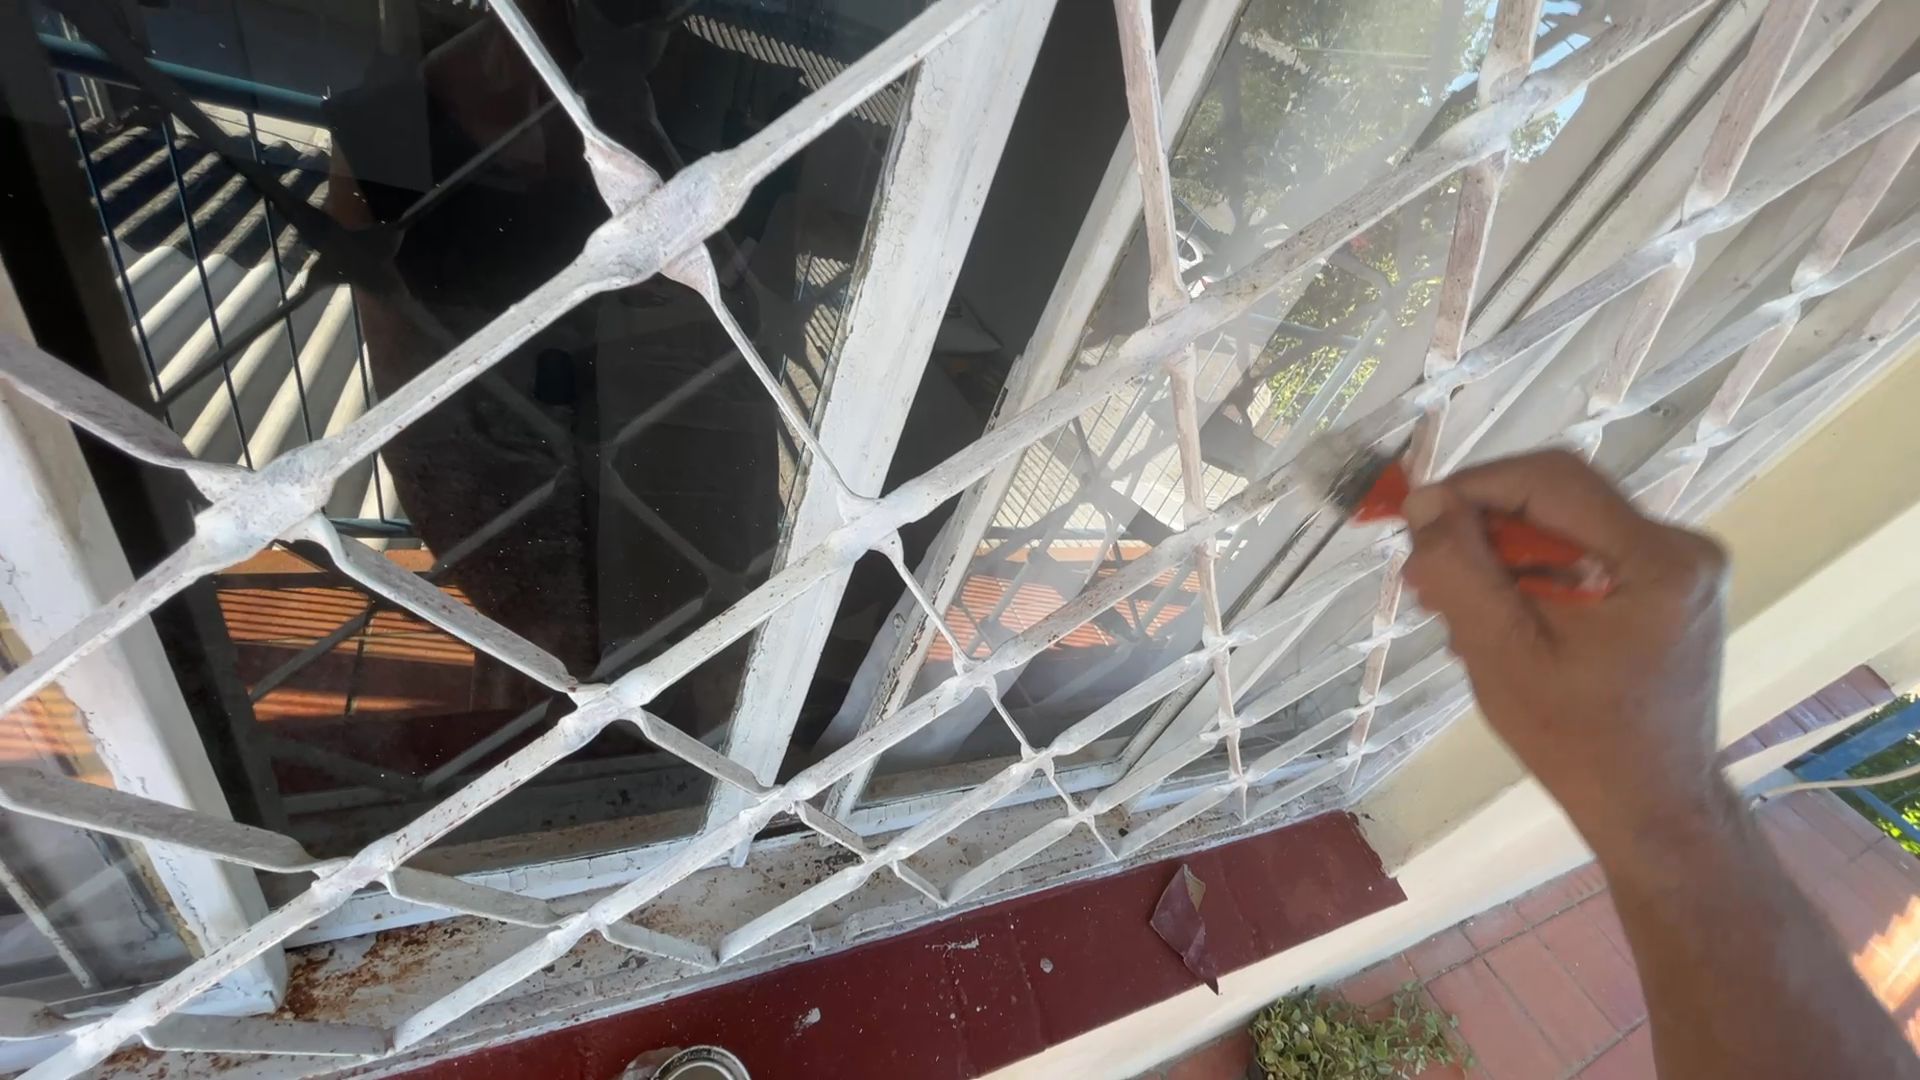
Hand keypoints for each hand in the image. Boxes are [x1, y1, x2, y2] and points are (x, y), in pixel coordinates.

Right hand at [1400, 450, 1728, 851]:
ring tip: (1451, 608)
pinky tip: (1492, 616)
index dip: (1469, 487)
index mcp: (1656, 560)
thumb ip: (1459, 569)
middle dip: (1474, 528)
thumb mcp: (1498, 650)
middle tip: (1423, 578)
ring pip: (1552, 523)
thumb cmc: (1572, 735)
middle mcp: (1676, 547)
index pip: (1548, 479)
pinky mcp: (1654, 585)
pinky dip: (1517, 573)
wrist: (1645, 798)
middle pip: (1550, 497)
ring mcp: (1670, 566)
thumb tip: (1424, 500)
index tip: (1413, 522)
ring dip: (1489, 554)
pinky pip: (1568, 551)